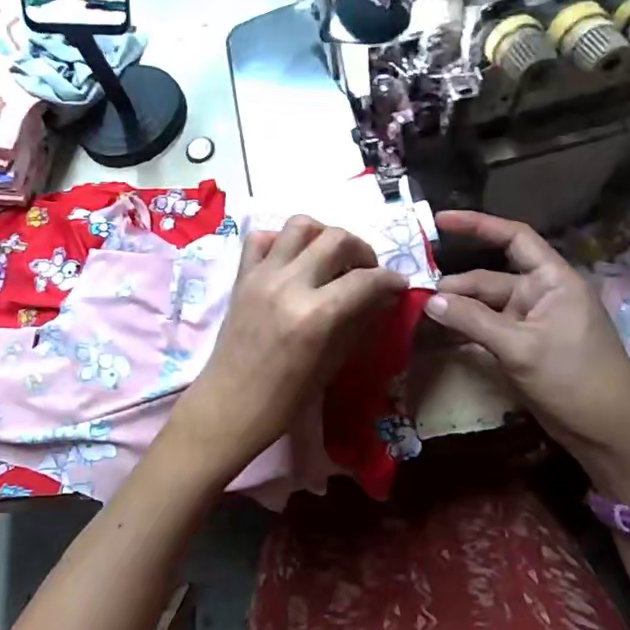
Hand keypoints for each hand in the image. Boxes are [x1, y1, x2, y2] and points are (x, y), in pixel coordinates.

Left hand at [176, 216, 406, 467]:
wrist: (231, 404)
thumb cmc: (286, 397)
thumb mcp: (334, 362)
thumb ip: (360, 321)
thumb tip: (384, 296)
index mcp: (316, 314)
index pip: (366, 280)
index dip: (391, 280)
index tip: (398, 285)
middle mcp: (289, 284)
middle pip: (336, 238)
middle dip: (361, 250)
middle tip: (366, 271)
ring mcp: (262, 276)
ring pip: (300, 225)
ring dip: (324, 235)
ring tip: (331, 257)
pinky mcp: (242, 276)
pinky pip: (261, 238)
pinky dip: (282, 241)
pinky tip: (293, 260)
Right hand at [425, 211, 629, 502]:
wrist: (607, 432)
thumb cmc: (574, 379)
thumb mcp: (521, 347)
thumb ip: (473, 321)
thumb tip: (428, 299)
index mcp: (552, 281)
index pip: (513, 238)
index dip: (477, 225)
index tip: (438, 222)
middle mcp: (541, 295)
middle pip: (489, 279)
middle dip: (454, 285)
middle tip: (413, 296)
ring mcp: (531, 323)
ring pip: (485, 307)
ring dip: (456, 311)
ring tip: (418, 316)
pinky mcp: (523, 348)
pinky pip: (488, 331)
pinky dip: (465, 331)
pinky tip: (438, 335)